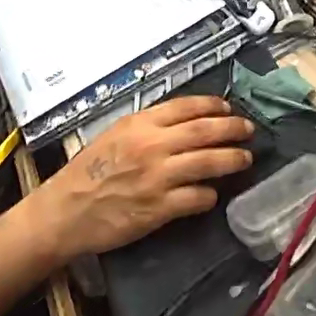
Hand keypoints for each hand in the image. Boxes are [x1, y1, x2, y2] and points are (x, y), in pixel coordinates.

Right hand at [29, 96, 252, 260]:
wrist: (67, 209)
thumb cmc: (89, 169)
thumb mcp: (117, 133)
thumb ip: (149, 125)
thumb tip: (185, 121)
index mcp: (141, 123)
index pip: (187, 107)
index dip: (213, 106)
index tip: (228, 108)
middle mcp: (153, 145)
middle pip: (205, 131)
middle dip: (232, 129)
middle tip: (249, 130)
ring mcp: (158, 177)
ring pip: (207, 162)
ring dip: (231, 159)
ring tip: (245, 158)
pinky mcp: (159, 209)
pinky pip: (196, 197)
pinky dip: (209, 194)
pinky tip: (214, 194)